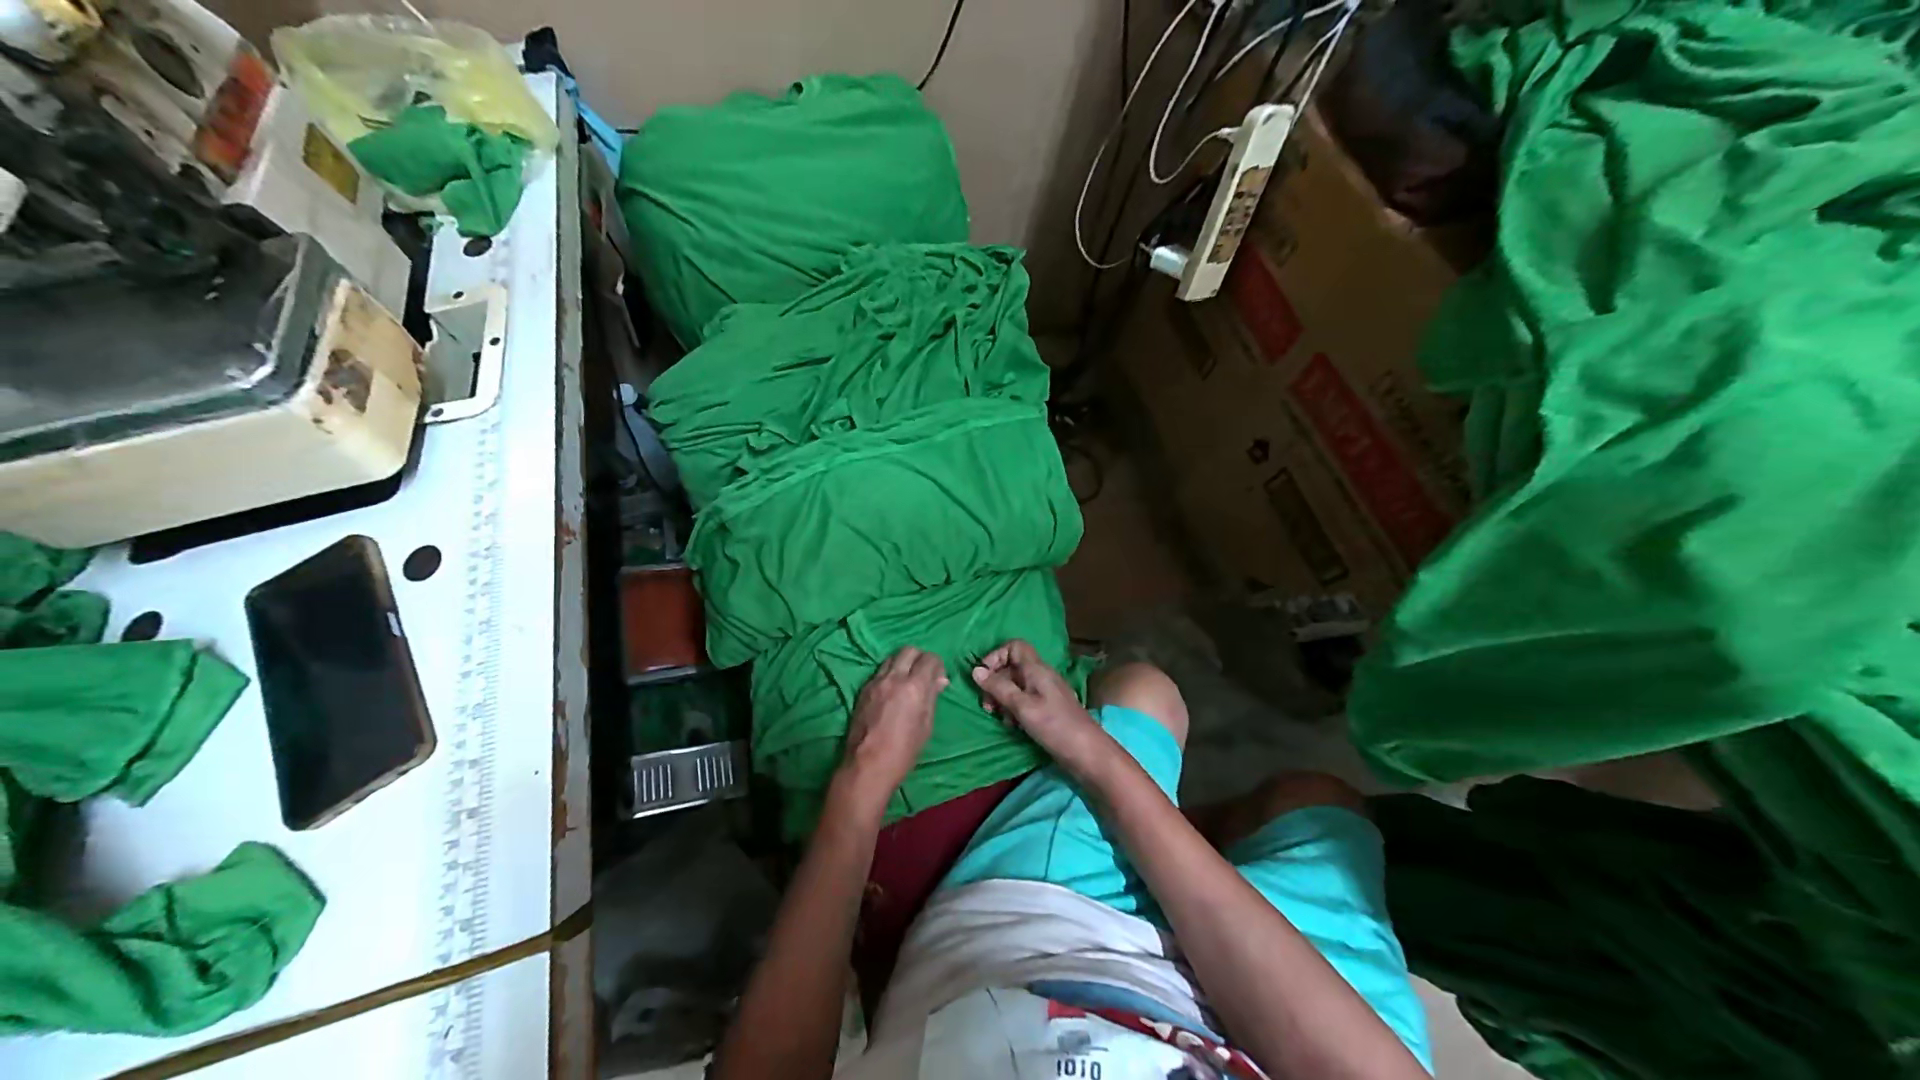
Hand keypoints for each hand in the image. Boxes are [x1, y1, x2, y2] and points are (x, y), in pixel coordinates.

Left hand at [836, 646, 946, 812]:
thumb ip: (932, 697)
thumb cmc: (904, 751)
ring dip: (903, 663)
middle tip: (924, 674)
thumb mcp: (926, 725)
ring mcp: (875, 682)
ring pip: (892, 658)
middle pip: (909, 650)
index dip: (937, 665)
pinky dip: (890, 673)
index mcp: (914, 687)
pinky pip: (880, 671)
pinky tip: (893, 690)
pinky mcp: (863, 690)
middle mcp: (894, 678)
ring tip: (908, 681)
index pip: (929, 659)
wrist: (868, 765)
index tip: (939, 678)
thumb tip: (939, 680)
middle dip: (920, 658)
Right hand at [971, 640, 1111, 773]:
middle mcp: (1040, 676)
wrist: (1087, 753)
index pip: (1014, 646)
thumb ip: (999, 687)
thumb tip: (975, 670)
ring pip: (1016, 685)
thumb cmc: (1055, 726)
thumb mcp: (1022, 706)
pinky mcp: (1046, 709)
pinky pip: (1024, 700)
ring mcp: (1044, 693)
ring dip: (1003, 699)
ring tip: (1000, 717)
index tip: (985, 676)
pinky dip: (1014, 709)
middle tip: (988, 706)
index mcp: (1036, 669)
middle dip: (995, 683)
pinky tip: (1013, 725)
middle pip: (1012, 667)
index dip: (996, 656)